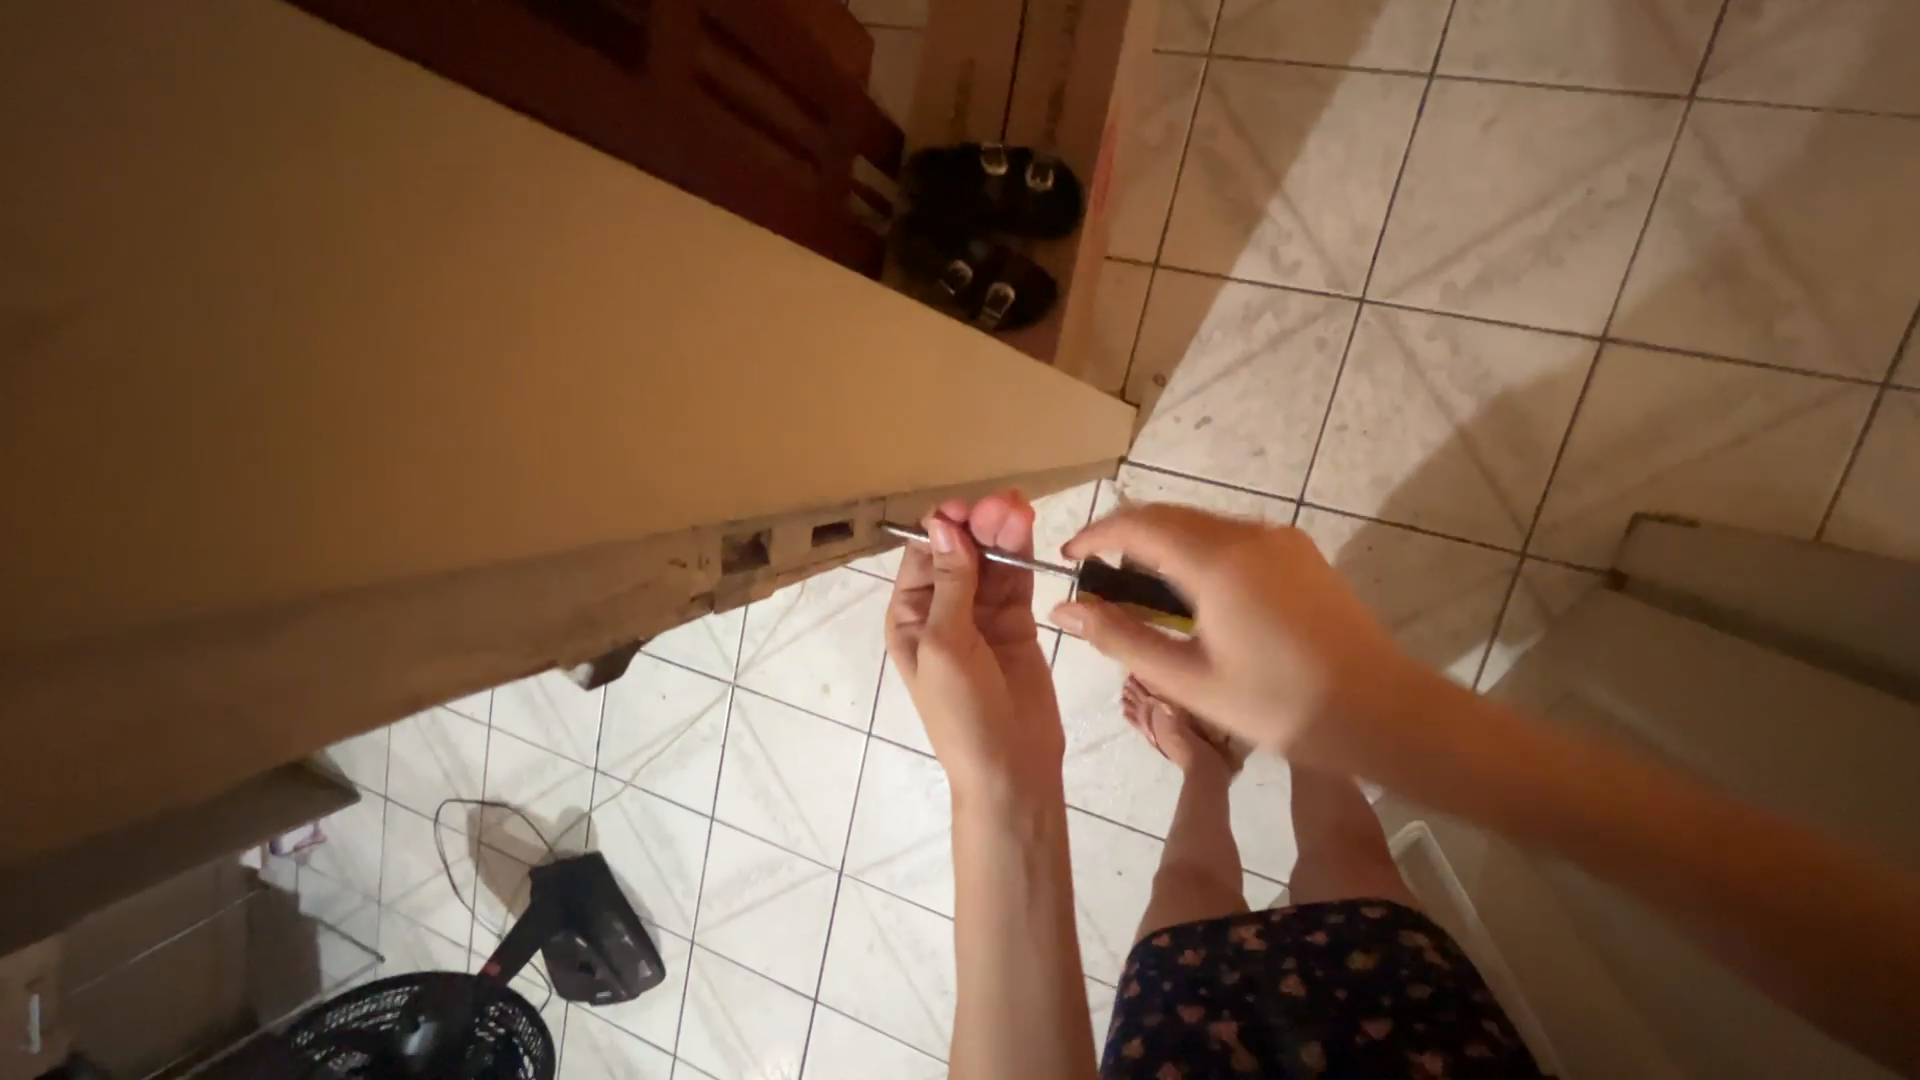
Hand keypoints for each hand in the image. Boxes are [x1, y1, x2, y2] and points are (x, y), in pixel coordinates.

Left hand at [884, 492, 1065, 803]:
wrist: (1010, 765)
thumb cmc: (961, 710)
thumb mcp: (945, 645)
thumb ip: (952, 584)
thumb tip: (943, 525)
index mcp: (910, 615)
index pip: (924, 557)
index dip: (943, 529)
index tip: (965, 509)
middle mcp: (943, 609)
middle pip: (961, 553)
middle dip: (978, 526)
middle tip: (1003, 504)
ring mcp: (981, 615)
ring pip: (991, 562)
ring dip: (1002, 534)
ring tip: (1020, 507)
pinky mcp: (1016, 622)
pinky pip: (1017, 581)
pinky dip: (1022, 555)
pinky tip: (1029, 528)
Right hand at [1049, 503, 1423, 773]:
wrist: (1386, 714)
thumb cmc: (1279, 704)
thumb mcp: (1188, 680)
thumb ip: (1120, 638)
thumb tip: (1065, 609)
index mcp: (1217, 561)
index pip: (1136, 524)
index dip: (1094, 535)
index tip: (1067, 558)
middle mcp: (1248, 534)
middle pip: (1167, 515)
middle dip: (1124, 536)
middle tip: (1096, 576)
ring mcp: (1279, 540)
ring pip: (1199, 523)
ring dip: (1160, 543)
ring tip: (1138, 588)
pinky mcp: (1298, 553)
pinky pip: (1230, 536)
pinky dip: (1195, 550)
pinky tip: (1191, 592)